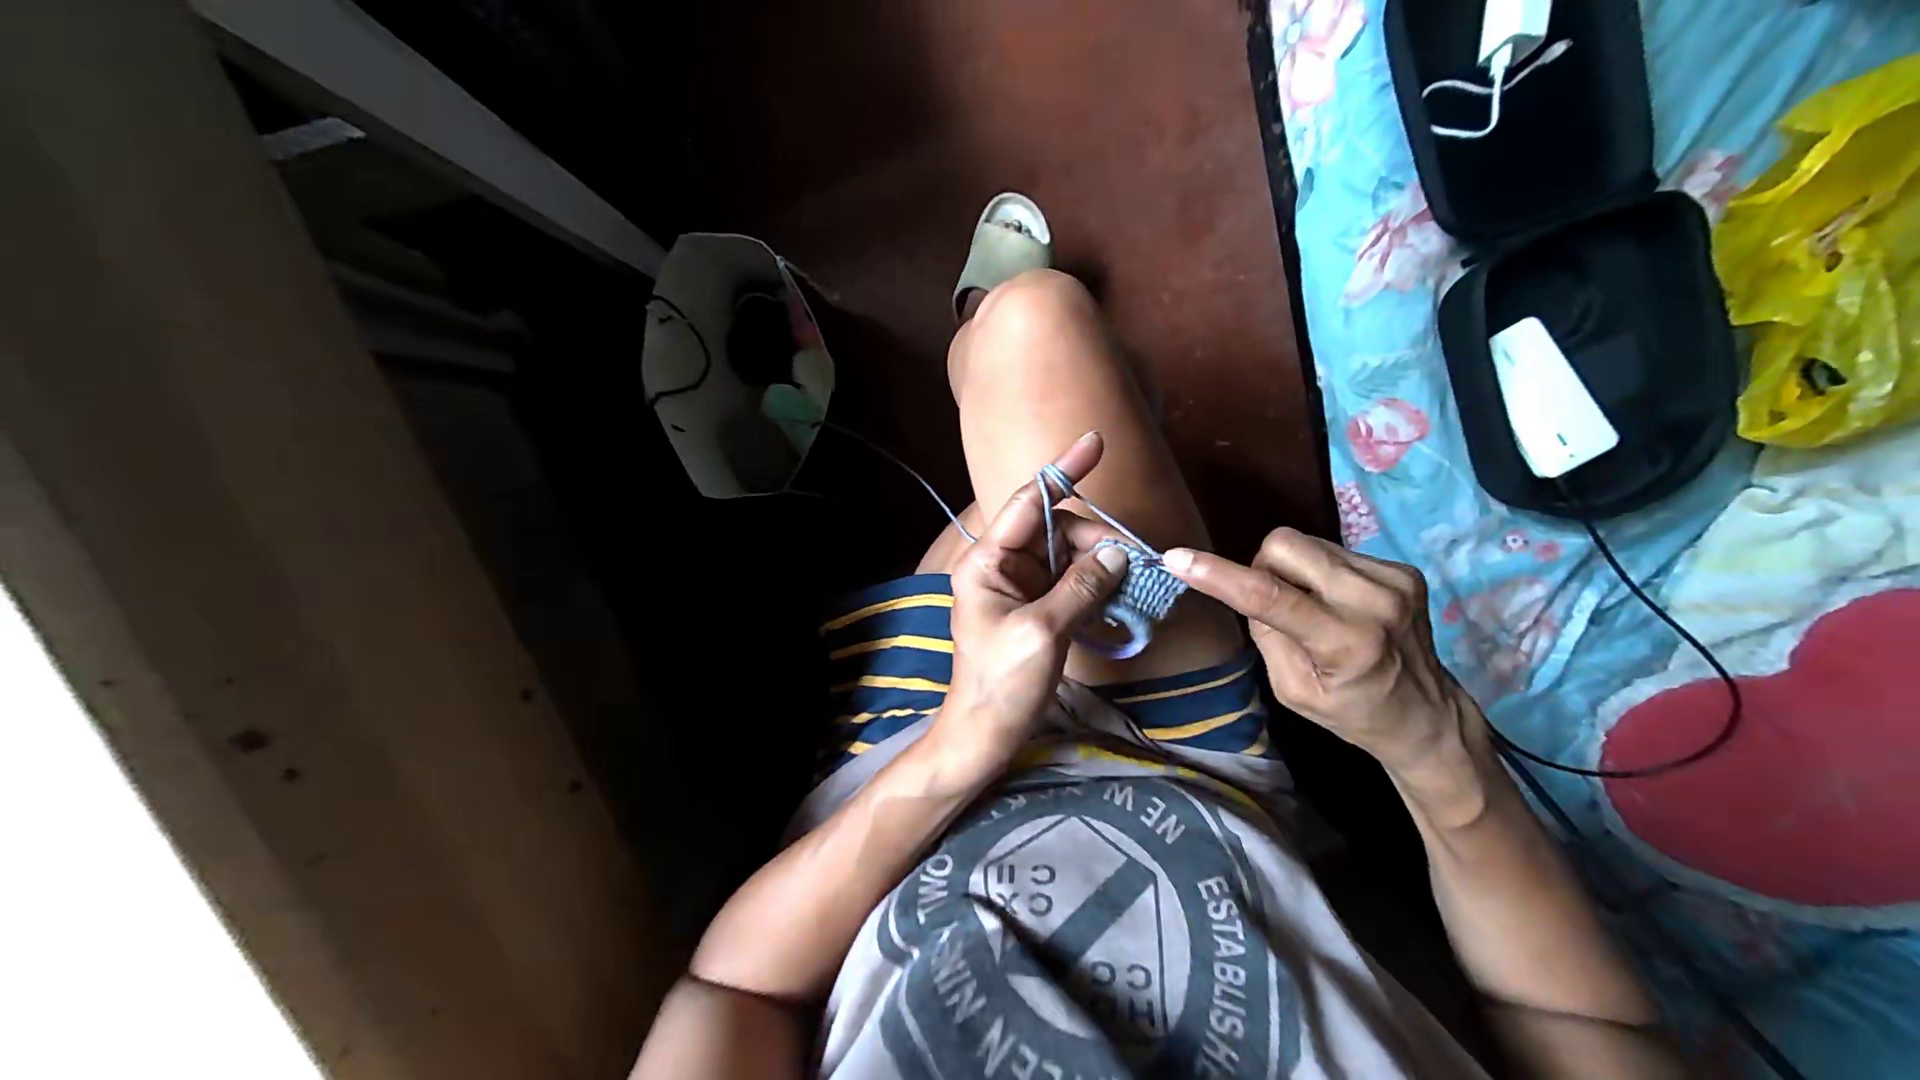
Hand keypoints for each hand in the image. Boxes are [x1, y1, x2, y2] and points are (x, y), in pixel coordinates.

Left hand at [934, 432, 1130, 775]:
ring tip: (1133, 585)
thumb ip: (1080, 587)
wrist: (985, 733)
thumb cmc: (1001, 684)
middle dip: (1096, 540)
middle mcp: (1003, 565)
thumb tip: (1118, 554)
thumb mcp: (1043, 633)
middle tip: (1133, 565)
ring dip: (1102, 565)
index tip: (1097, 440)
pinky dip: (1097, 586)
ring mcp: (1021, 586)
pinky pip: (1072, 582)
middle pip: (1056, 529)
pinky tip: (1120, 599)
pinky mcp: (1037, 607)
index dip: (1063, 470)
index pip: (1028, 502)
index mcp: (988, 561)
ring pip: (1069, 555)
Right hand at [1161, 529, 1483, 781]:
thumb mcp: (1293, 690)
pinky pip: (1332, 550)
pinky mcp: (1402, 569)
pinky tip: (1334, 601)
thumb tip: (1247, 588)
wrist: (1428, 714)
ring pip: (1307, 542)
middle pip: (1285, 545)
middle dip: (1262, 566)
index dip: (1218, 575)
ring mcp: (1394, 580)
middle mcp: (1374, 602)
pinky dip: (1318, 571)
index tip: (1177, 558)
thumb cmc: (1351, 712)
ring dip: (1291, 569)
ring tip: (1309, 606)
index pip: (1269, 597)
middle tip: (1270, 601)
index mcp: (1346, 644)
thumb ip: (1268, 635)